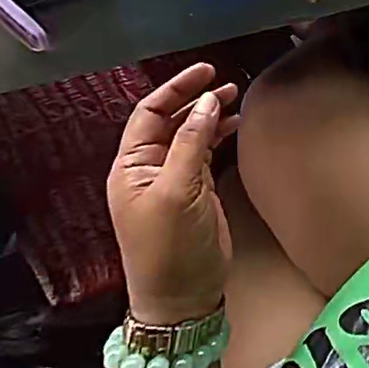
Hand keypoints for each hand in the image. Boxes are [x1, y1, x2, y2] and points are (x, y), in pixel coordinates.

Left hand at [108, 64, 240, 324]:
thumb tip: (207, 101)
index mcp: (131, 166)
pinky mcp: (194, 191)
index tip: (206, 70)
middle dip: (196, 98)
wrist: (182, 297)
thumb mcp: (178, 191)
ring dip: (211, 114)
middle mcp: (149, 168)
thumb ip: (192, 143)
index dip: (176, 89)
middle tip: (228, 83)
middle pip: (171, 120)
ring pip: (190, 134)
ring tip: (236, 98)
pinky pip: (205, 151)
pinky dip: (219, 135)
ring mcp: (172, 179)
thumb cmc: (170, 247)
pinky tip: (236, 125)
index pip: (150, 113)